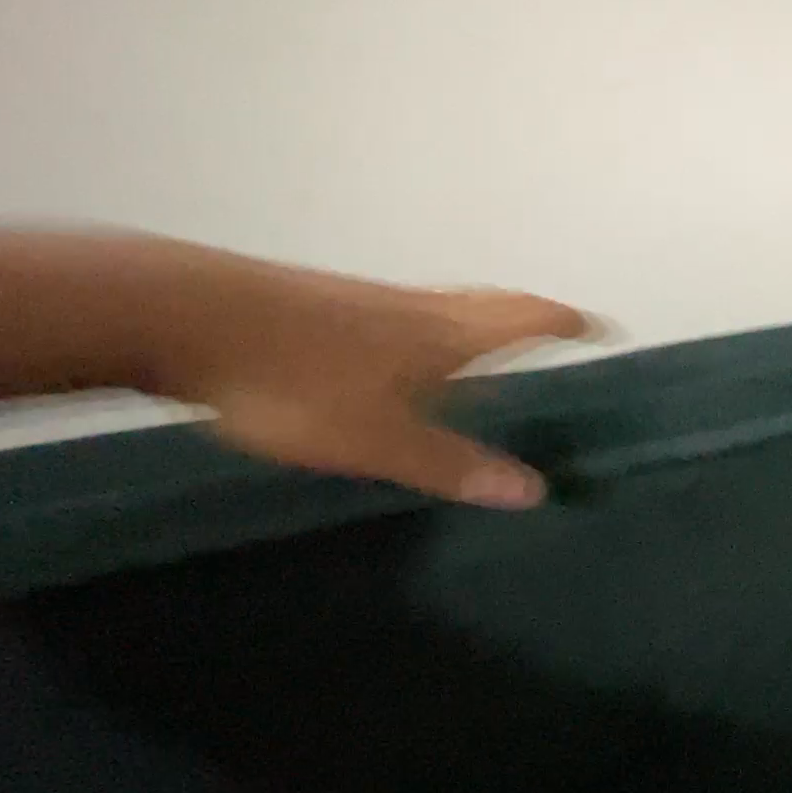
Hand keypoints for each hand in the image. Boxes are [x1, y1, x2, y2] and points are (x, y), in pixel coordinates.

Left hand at [0, 222, 586, 507]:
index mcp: (448, 335)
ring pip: (451, 304)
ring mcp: (374, 301)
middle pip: (496, 301)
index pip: (528, 319)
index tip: (602, 327)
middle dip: (535, 312)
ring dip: (487, 316)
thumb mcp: (382, 441)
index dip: (569, 322)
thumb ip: (455, 466)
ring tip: (497, 340)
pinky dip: (438, 324)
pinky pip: (411, 310)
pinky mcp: (331, 304)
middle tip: (560, 326)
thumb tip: (535, 491)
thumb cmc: (301, 381)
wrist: (190, 316)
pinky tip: (408, 351)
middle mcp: (421, 308)